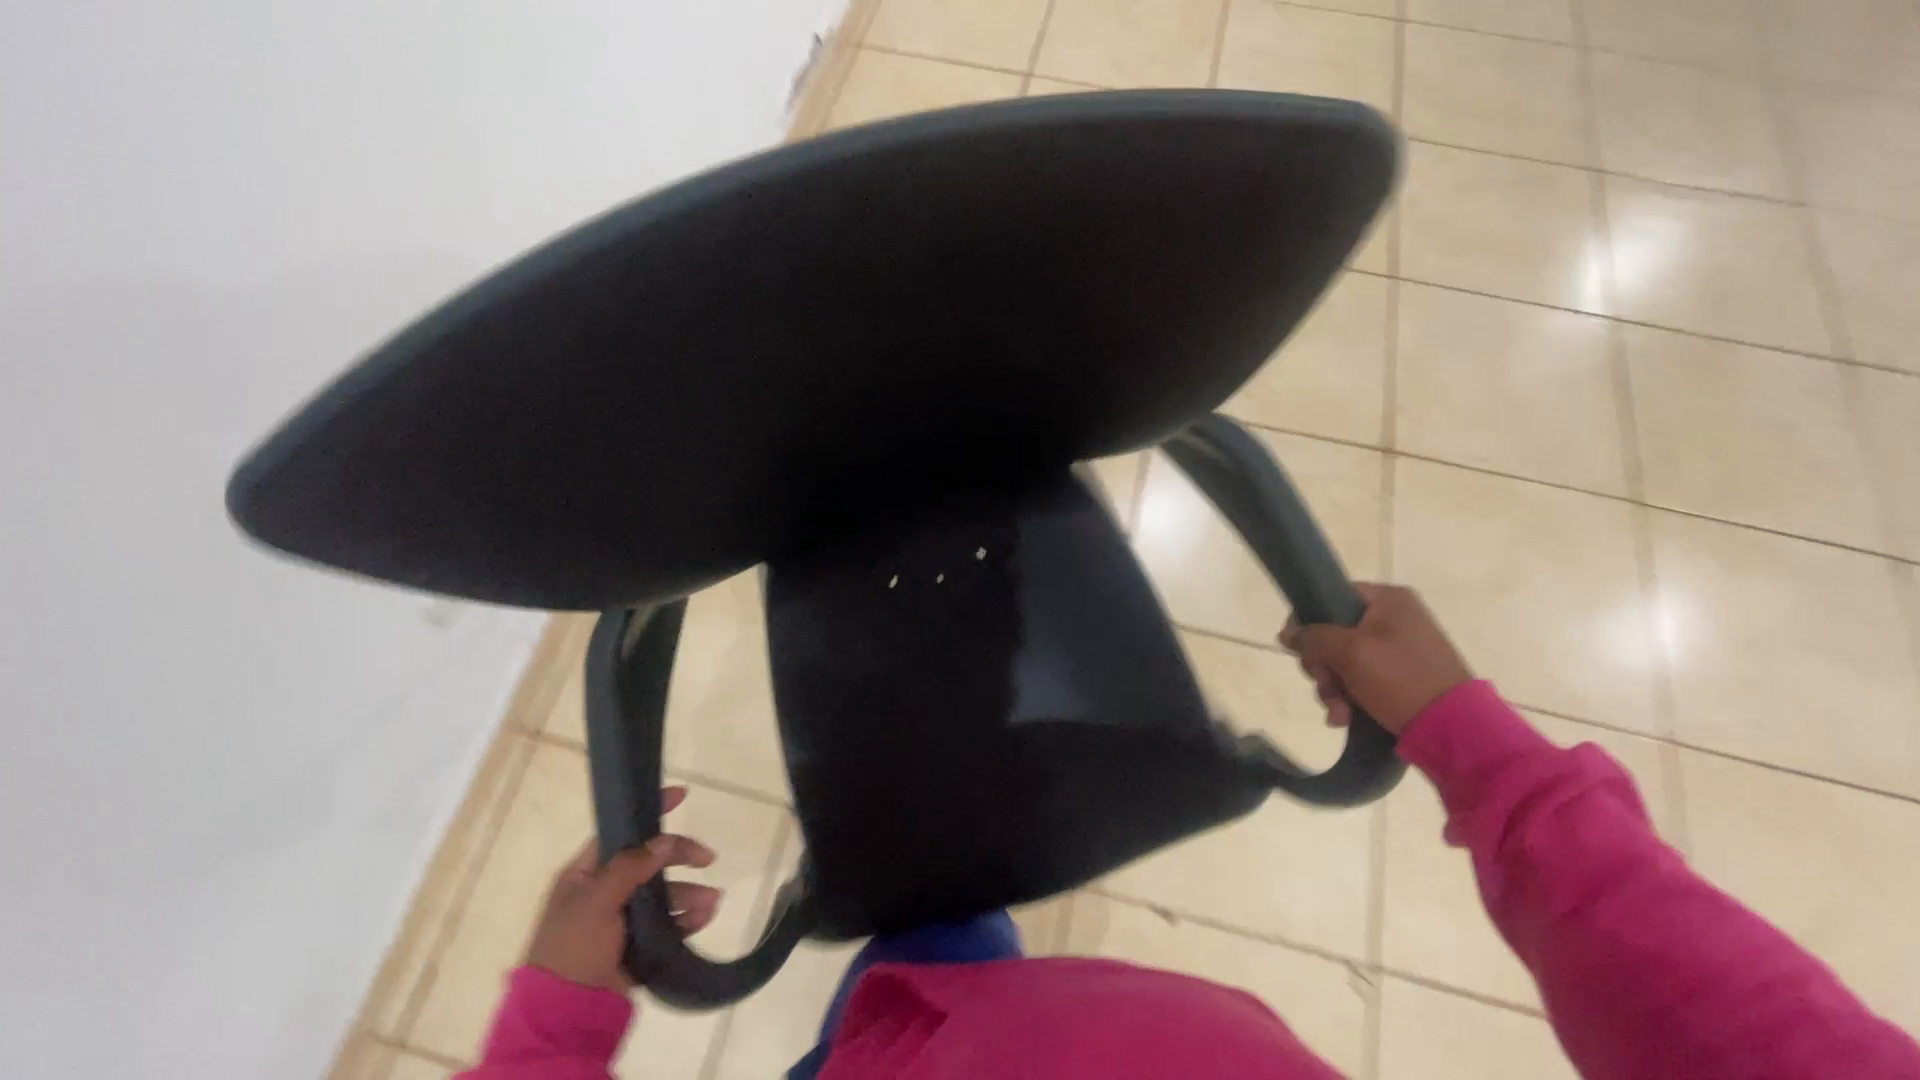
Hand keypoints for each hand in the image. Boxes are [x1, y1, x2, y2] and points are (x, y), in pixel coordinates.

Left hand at [523, 785, 721, 992]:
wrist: (567, 1015)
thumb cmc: (573, 948)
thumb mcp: (596, 901)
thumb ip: (631, 866)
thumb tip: (663, 840)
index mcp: (585, 875)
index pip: (620, 833)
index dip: (649, 812)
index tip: (682, 795)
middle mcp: (604, 892)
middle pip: (650, 862)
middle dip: (680, 857)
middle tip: (708, 859)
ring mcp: (621, 920)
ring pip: (663, 894)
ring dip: (689, 893)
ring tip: (712, 903)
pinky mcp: (637, 946)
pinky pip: (669, 924)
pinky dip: (687, 919)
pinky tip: (705, 918)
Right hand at [1279, 583, 1471, 737]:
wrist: (1455, 728)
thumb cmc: (1401, 678)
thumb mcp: (1350, 652)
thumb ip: (1313, 637)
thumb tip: (1286, 633)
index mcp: (1388, 599)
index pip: (1331, 596)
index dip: (1308, 621)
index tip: (1298, 648)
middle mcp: (1394, 618)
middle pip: (1332, 633)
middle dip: (1322, 667)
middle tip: (1325, 685)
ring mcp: (1398, 648)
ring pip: (1342, 661)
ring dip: (1332, 688)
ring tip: (1339, 712)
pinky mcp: (1400, 676)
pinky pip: (1360, 680)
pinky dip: (1348, 698)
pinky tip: (1344, 719)